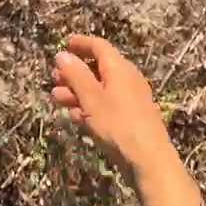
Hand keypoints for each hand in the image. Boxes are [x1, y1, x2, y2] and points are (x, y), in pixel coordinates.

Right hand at [52, 35, 176, 181]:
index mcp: (119, 68)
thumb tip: (63, 54)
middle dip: (74, 73)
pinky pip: (107, 105)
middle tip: (55, 78)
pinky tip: (77, 118)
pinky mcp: (131, 118)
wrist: (150, 161)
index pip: (98, 46)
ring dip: (78, 91)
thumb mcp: (91, 98)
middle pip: (97, 68)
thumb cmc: (118, 124)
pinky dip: (90, 106)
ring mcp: (131, 99)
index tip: (64, 44)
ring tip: (58, 99)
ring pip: (100, 88)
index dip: (80, 43)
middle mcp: (127, 79)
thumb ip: (76, 75)